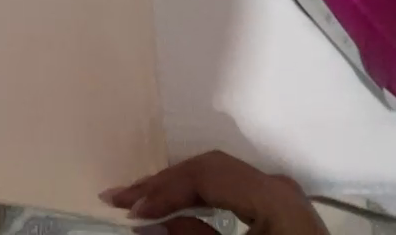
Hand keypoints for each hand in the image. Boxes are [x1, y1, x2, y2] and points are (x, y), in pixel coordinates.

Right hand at [102, 151, 326, 234]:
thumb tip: (146, 226)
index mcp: (273, 196)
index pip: (204, 177)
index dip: (164, 192)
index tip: (130, 213)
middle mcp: (275, 185)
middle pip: (206, 169)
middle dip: (161, 185)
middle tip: (118, 199)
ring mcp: (277, 195)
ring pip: (214, 177)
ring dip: (174, 188)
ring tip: (135, 200)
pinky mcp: (276, 211)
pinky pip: (226, 190)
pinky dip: (196, 197)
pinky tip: (171, 206)